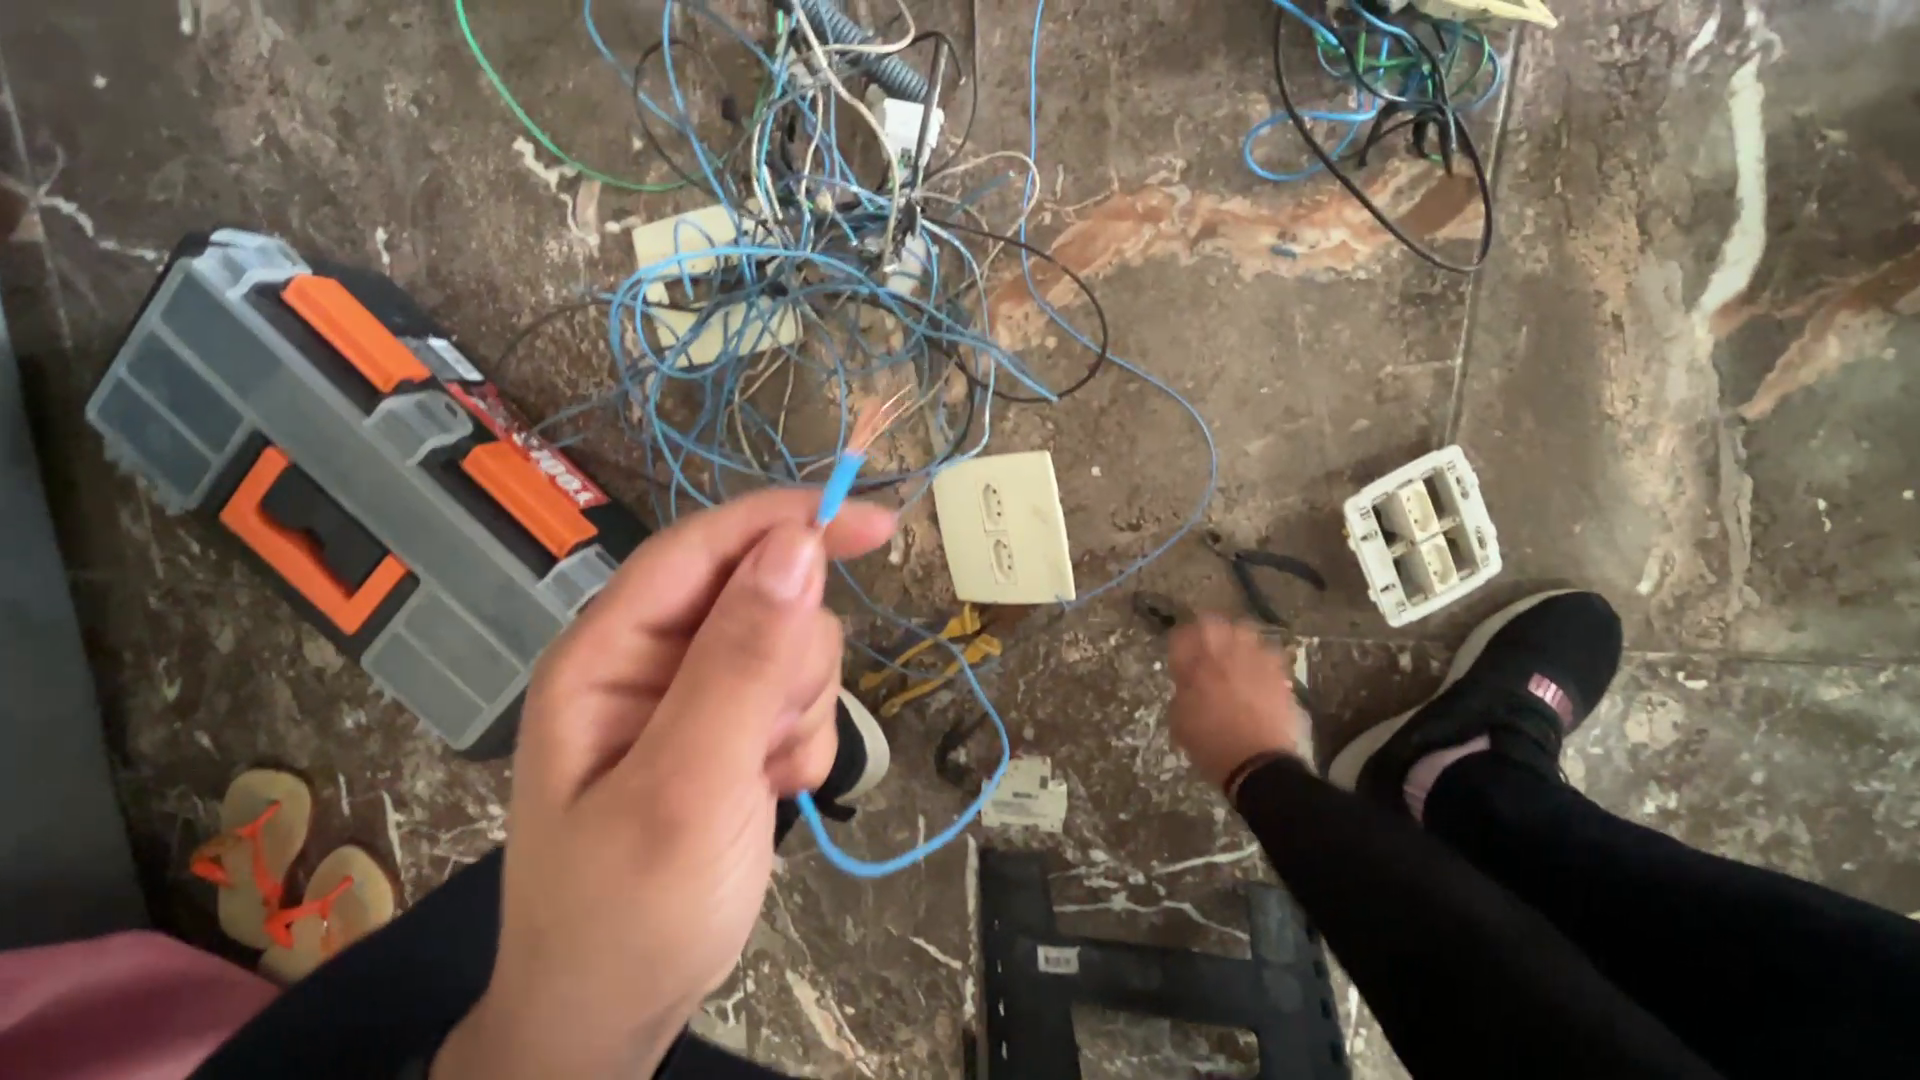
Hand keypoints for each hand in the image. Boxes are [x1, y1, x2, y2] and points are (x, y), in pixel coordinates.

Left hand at [433, 490, 894, 1078]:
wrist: (618, 1012)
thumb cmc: (628, 908)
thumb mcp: (687, 783)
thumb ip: (743, 660)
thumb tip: (799, 547)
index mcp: (610, 651)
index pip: (704, 547)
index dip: (787, 521)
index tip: (876, 524)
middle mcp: (653, 659)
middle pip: (763, 596)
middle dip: (791, 660)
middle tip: (770, 735)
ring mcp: (696, 697)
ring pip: (793, 648)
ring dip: (800, 708)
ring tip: (763, 775)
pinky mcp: (731, 732)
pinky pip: (801, 700)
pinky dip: (804, 743)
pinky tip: (773, 790)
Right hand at [1167, 615, 1307, 790]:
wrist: (1259, 766)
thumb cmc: (1211, 745)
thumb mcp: (1179, 720)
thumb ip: (1182, 691)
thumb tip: (1188, 681)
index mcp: (1198, 663)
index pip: (1183, 634)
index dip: (1179, 641)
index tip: (1179, 653)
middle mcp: (1228, 654)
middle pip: (1216, 624)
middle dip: (1208, 631)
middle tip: (1204, 647)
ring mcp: (1258, 662)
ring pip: (1246, 633)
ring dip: (1236, 640)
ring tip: (1232, 656)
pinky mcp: (1280, 675)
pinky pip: (1268, 655)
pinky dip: (1260, 658)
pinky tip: (1256, 673)